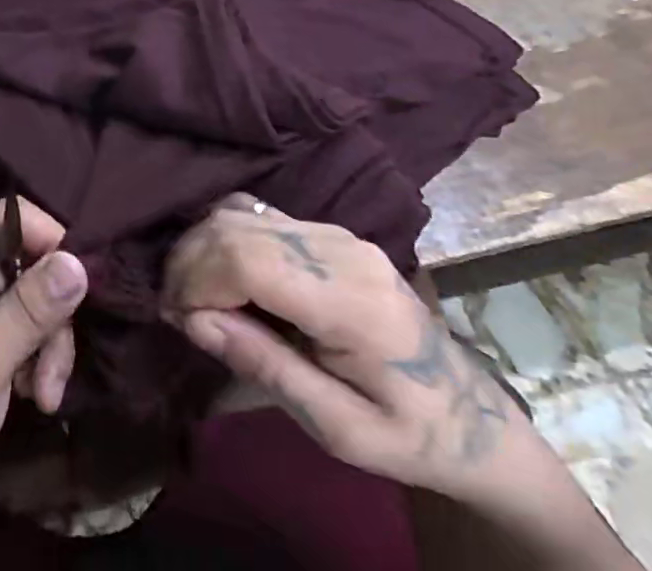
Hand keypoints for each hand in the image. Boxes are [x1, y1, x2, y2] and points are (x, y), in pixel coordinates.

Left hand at [0, 199, 87, 508]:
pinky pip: (34, 327)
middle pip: (34, 263)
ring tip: (42, 396)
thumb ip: (28, 311)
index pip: (13, 218)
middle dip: (54, 316)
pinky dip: (42, 360)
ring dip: (51, 348)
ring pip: (41, 299)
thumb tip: (78, 260)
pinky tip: (33, 395)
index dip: (52, 241)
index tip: (80, 289)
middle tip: (52, 372)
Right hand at [160, 194, 516, 498]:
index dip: (197, 282)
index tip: (178, 319)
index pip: (248, 261)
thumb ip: (266, 368)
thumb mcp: (341, 430)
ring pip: (236, 214)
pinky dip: (219, 236)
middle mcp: (343, 251)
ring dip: (198, 249)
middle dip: (187, 264)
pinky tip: (215, 271)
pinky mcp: (327, 233)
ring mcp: (336, 235)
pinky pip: (253, 214)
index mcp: (354, 304)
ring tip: (191, 295)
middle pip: (234, 230)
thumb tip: (192, 320)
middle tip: (176, 311)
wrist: (475, 420)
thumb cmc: (412, 436)